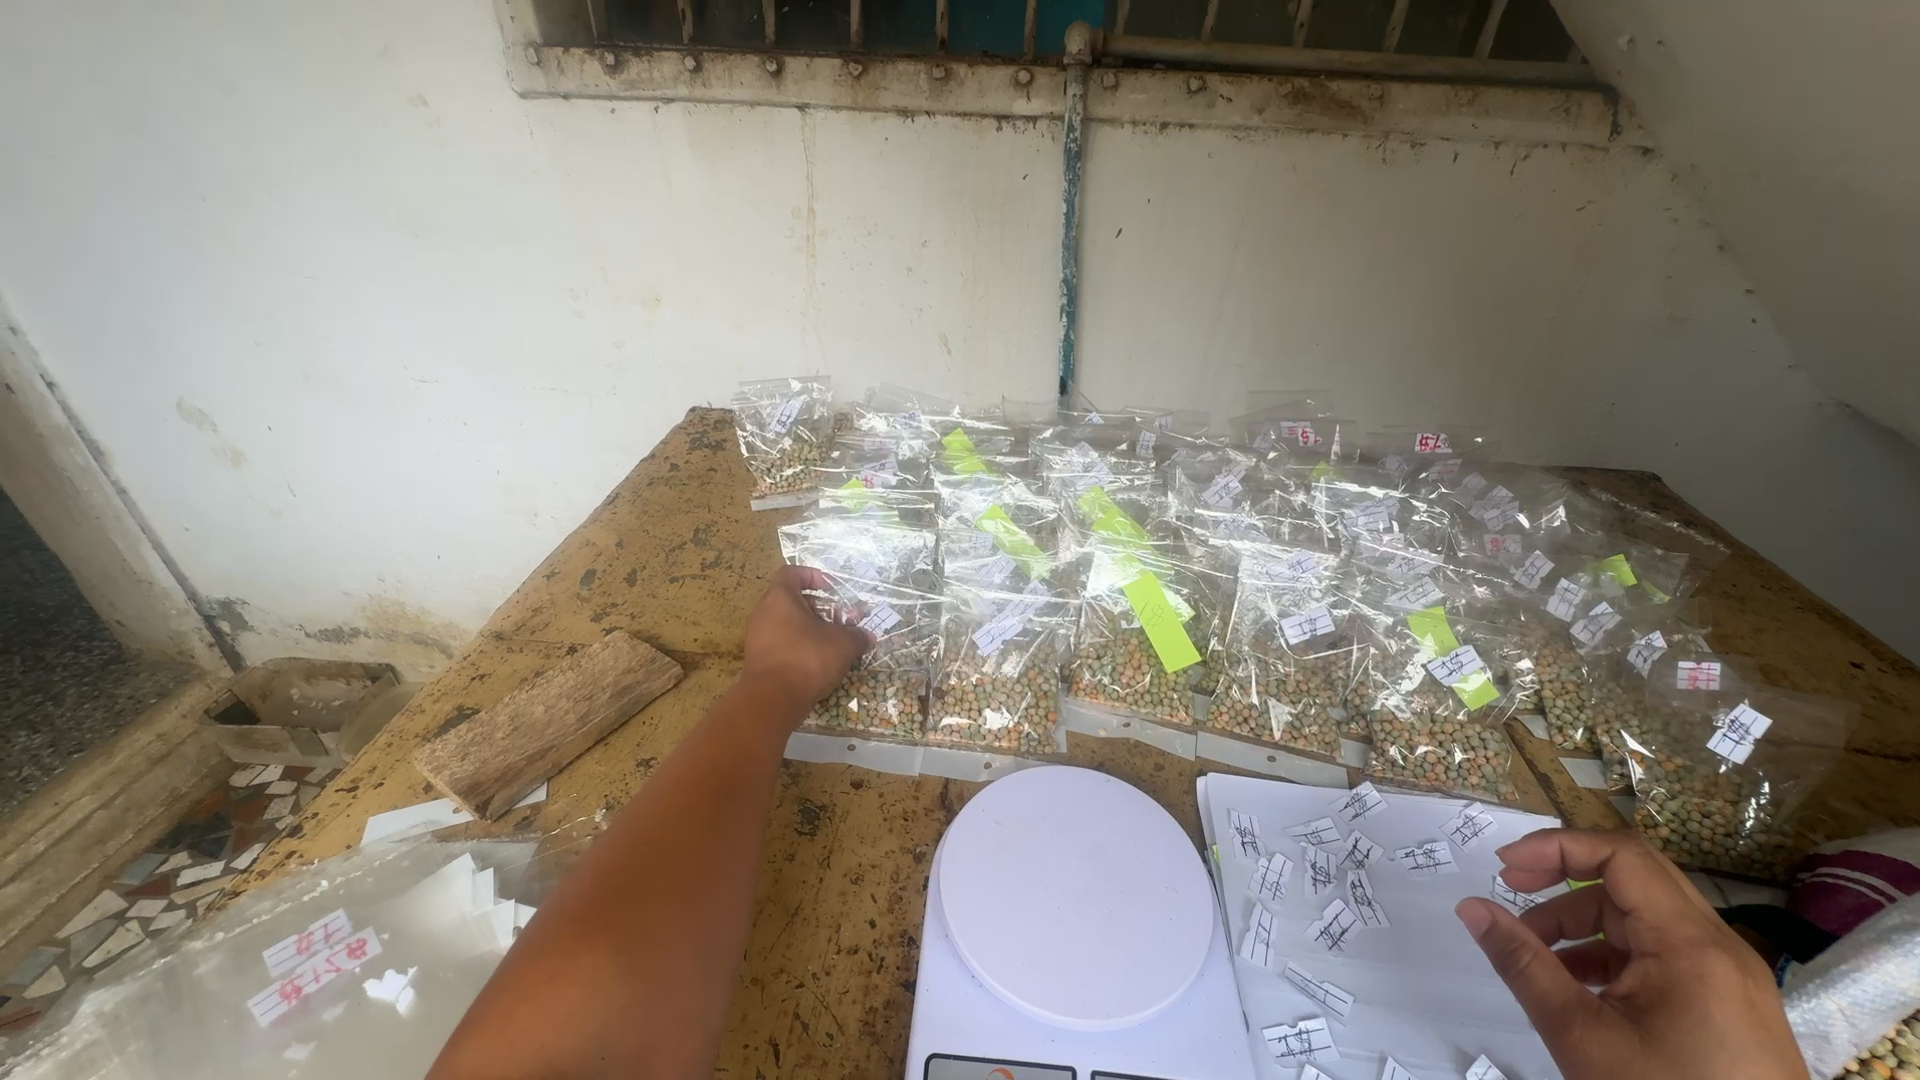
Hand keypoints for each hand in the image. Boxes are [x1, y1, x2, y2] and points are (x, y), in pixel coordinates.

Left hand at [741, 565, 871, 711]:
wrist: (773, 699)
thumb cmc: (808, 658)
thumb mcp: (843, 644)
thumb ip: (857, 636)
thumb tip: (868, 637)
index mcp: (780, 598)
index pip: (792, 573)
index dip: (813, 576)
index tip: (832, 589)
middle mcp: (764, 613)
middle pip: (792, 601)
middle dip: (819, 608)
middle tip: (839, 621)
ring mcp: (757, 637)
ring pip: (787, 624)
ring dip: (810, 629)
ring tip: (833, 643)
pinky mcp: (758, 659)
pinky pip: (781, 643)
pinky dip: (799, 646)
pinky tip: (818, 662)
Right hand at [1456, 829, 1802, 1079]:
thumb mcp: (1578, 1032)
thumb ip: (1522, 962)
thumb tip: (1469, 907)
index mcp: (1691, 944)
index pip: (1621, 854)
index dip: (1556, 846)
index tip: (1503, 867)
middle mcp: (1718, 947)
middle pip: (1632, 876)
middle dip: (1563, 874)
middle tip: (1510, 886)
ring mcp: (1728, 977)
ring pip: (1641, 915)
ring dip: (1579, 918)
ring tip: (1535, 951)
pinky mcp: (1726, 1004)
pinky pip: (1659, 951)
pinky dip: (1608, 951)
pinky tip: (1576, 982)